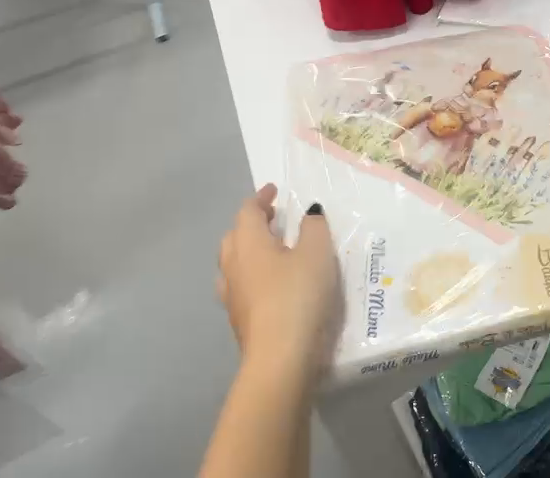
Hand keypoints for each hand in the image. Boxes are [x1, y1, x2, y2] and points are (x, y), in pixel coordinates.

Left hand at [217, 184, 343, 377]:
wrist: (280, 357)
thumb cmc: (298, 295)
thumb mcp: (317, 253)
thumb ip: (314, 227)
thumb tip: (308, 213)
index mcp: (248, 244)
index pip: (247, 213)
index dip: (260, 199)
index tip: (274, 191)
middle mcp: (233, 267)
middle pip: (234, 237)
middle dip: (251, 223)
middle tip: (274, 217)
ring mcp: (232, 297)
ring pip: (233, 263)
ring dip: (249, 250)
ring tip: (272, 249)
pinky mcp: (240, 320)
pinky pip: (240, 285)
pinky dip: (253, 274)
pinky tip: (270, 283)